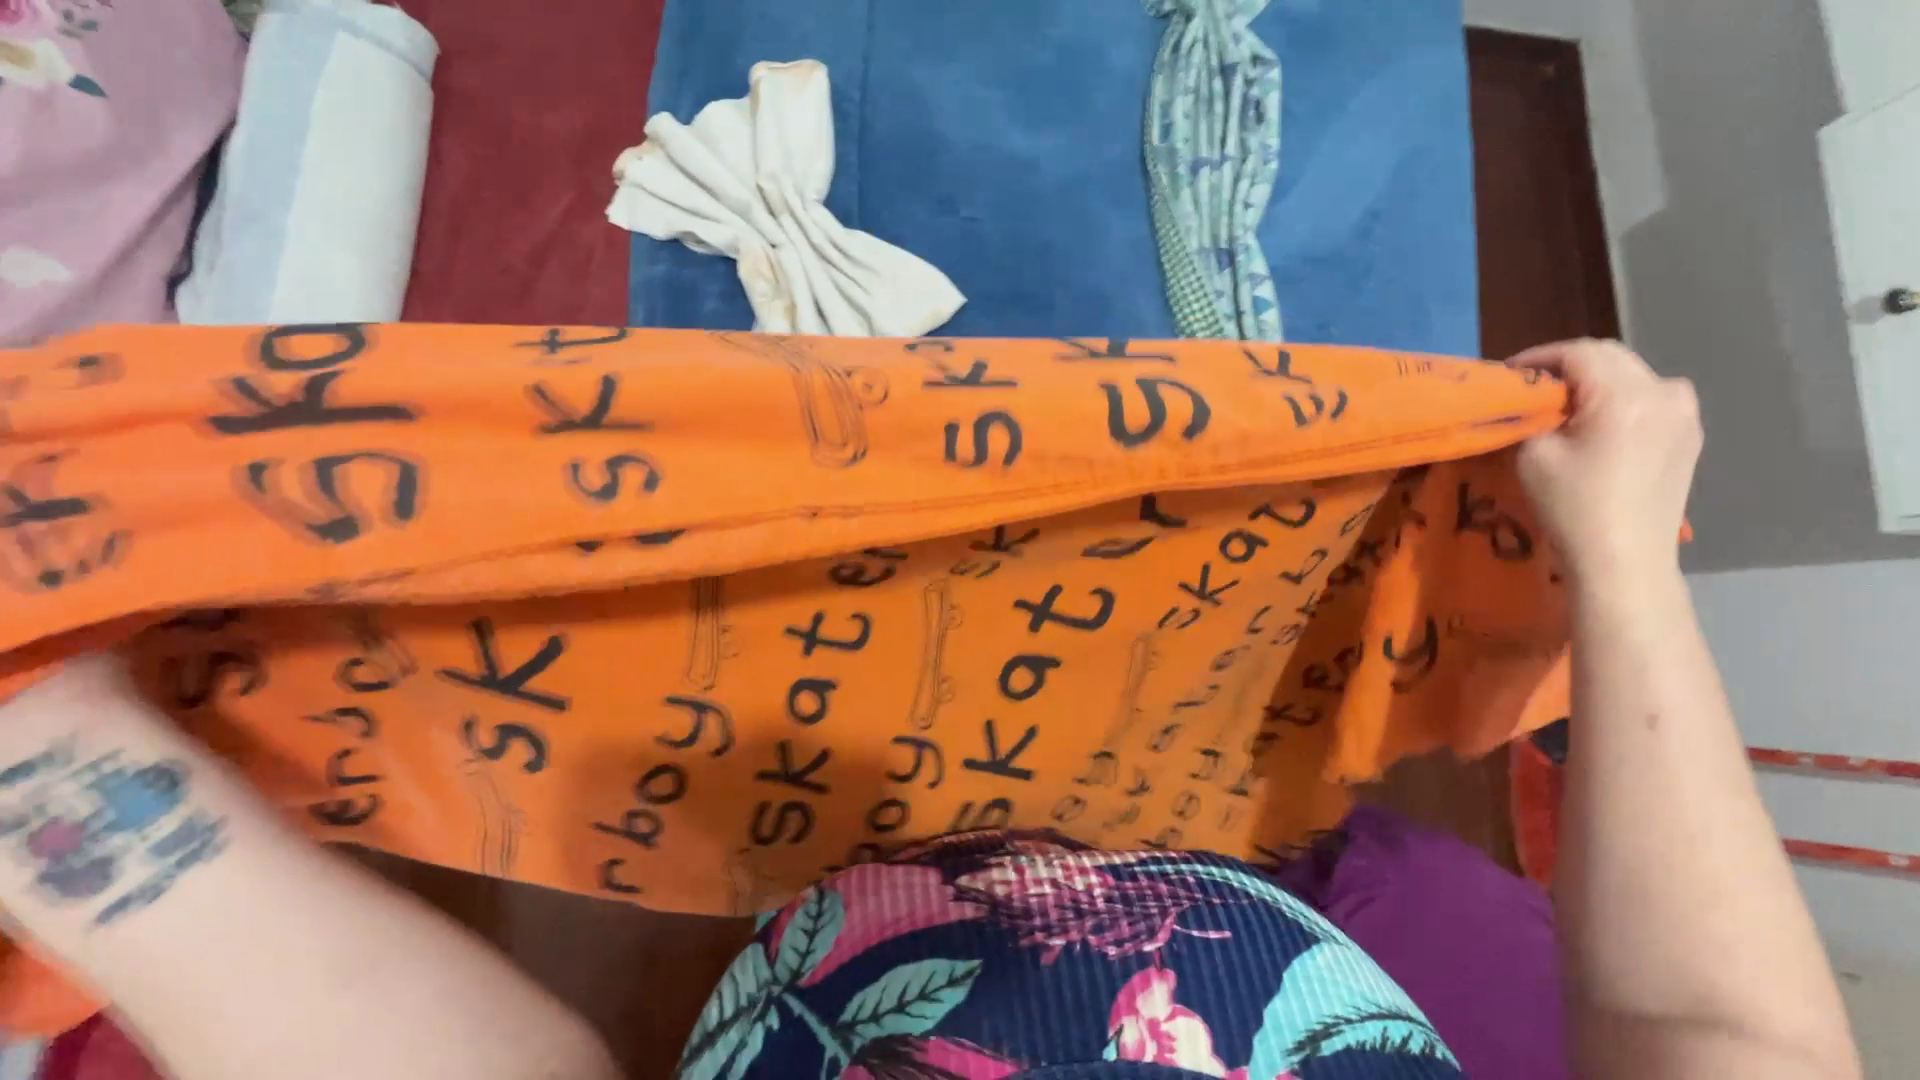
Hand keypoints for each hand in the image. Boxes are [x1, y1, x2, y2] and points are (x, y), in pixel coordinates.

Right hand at [1509, 339, 1699, 583]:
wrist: (1624, 560)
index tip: (1507, 374)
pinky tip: (1596, 425)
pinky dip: (1619, 401)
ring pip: (1633, 377)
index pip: (1579, 352)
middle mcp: (1665, 393)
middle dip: (1567, 366)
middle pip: (1611, 358)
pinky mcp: (1689, 436)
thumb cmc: (1572, 506)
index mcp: (1625, 394)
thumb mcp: (1532, 454)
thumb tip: (1532, 400)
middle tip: (1530, 387)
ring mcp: (1684, 414)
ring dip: (1596, 382)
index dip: (1538, 356)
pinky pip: (1650, 400)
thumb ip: (1532, 414)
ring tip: (1563, 404)